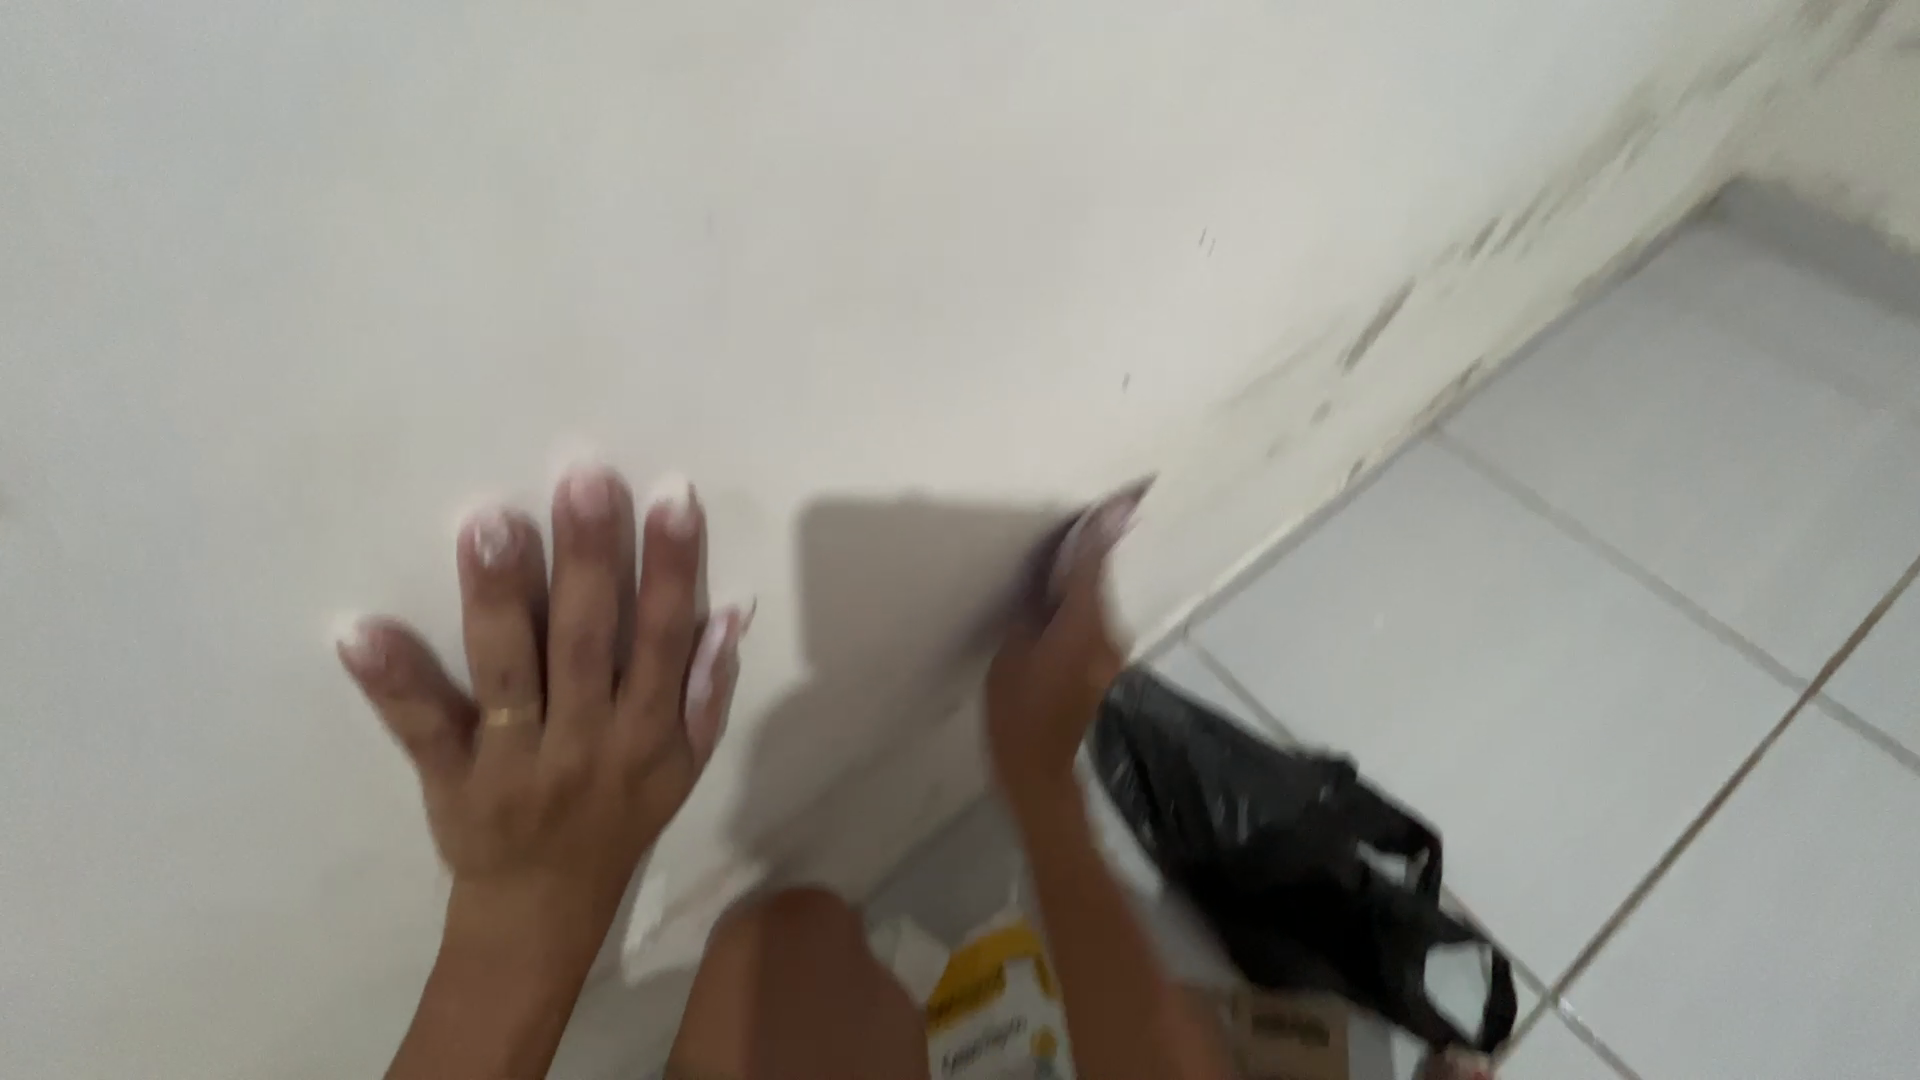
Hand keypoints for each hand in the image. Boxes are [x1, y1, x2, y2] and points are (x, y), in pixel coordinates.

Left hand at [338, 466, 749, 965]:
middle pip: (588, 641)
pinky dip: (394, 682)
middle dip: (589, 559)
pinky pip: (422, 730)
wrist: (545, 906)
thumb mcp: (689, 763)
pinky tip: (360, 629)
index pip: (665, 638)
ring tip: (490, 522)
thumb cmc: (627, 818)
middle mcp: (587, 740)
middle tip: (582, 478)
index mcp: (649, 732)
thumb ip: (710, 687)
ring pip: (509, 672)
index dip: (672, 568)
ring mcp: (514, 761)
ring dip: (500, 598)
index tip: (673, 497)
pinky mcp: (449, 779)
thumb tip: (733, 610)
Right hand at [985, 484, 1144, 816]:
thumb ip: (1033, 607)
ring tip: (1069, 542)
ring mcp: (1110, 650)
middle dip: (1093, 546)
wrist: (1038, 768)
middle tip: (1094, 507)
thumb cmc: (1015, 710)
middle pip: (1097, 579)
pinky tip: (1061, 589)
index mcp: (1081, 627)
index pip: (1091, 566)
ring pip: (1094, 598)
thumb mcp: (1012, 651)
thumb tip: (1045, 575)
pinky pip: (1091, 617)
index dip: (1100, 531)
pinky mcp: (1103, 662)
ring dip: (1084, 572)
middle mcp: (1107, 634)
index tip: (1121, 496)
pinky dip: (1079, 599)